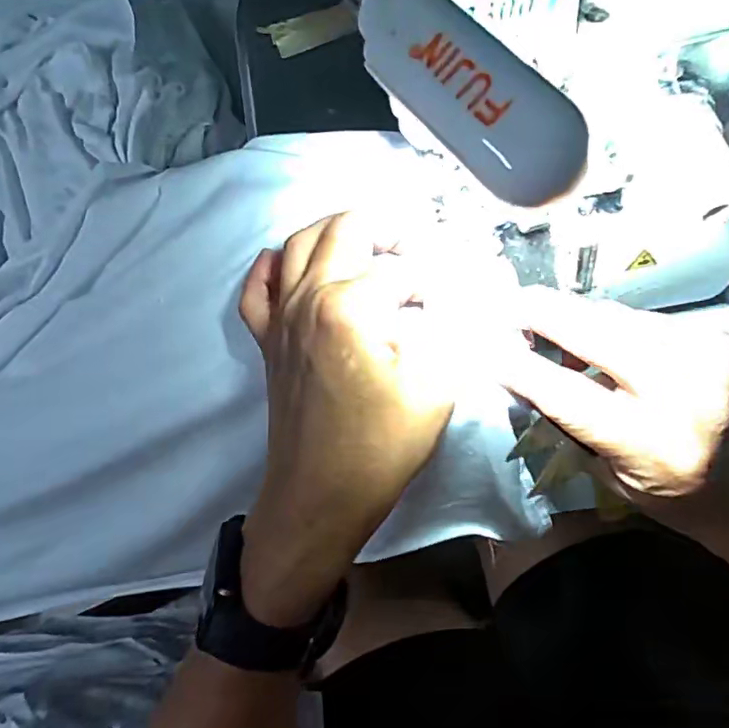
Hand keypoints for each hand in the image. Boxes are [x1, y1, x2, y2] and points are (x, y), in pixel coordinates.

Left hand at [236, 212, 456, 627]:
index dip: (443, 274)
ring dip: (339, 232)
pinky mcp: (268, 340)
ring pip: (299, 243)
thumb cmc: (379, 448)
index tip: (467, 289)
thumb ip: (456, 332)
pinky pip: (257, 288)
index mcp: (349, 307)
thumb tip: (471, 297)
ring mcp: (281, 318)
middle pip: (346, 229)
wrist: (318, 499)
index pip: (405, 267)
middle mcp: (307, 298)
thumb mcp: (436, 389)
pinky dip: (275, 266)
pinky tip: (294, 266)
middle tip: (424, 248)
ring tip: (375, 245)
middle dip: (391, 228)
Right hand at [491, 286, 728, 560]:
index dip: (524, 368)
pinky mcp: (718, 337)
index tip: (488, 347)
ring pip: (618, 317)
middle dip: (545, 314)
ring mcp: (709, 358)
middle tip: (510, 305)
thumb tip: (519, 364)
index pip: (571, 397)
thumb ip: (563, 420)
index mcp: (654, 447)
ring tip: (547, 324)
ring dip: (576, 317)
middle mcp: (688, 396)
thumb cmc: (663, 491)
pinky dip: (611, 324)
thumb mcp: (603, 471)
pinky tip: (600, 340)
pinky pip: (642, 318)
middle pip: (598, 335)